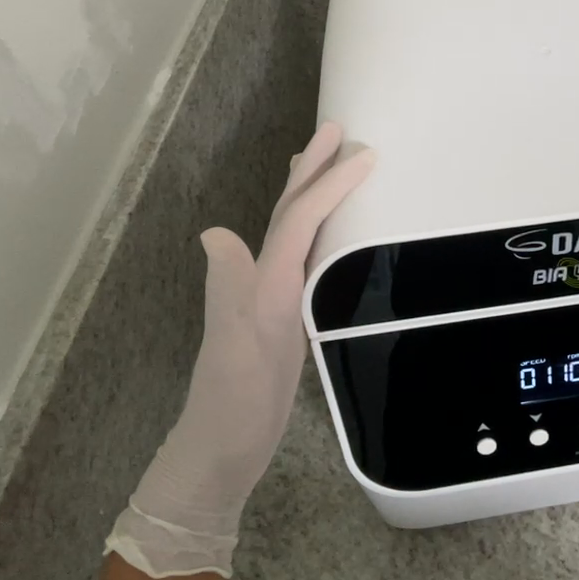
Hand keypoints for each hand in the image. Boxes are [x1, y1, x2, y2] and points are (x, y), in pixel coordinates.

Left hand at [105, 123, 373, 577]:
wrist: (224, 448)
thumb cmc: (236, 400)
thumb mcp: (236, 341)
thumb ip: (231, 285)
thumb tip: (216, 234)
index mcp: (259, 279)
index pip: (297, 218)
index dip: (328, 183)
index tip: (362, 152)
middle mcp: (263, 278)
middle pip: (289, 213)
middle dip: (312, 170)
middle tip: (337, 131)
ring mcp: (275, 296)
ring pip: (295, 231)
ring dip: (311, 193)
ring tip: (326, 165)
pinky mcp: (288, 316)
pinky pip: (307, 258)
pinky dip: (318, 232)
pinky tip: (326, 233)